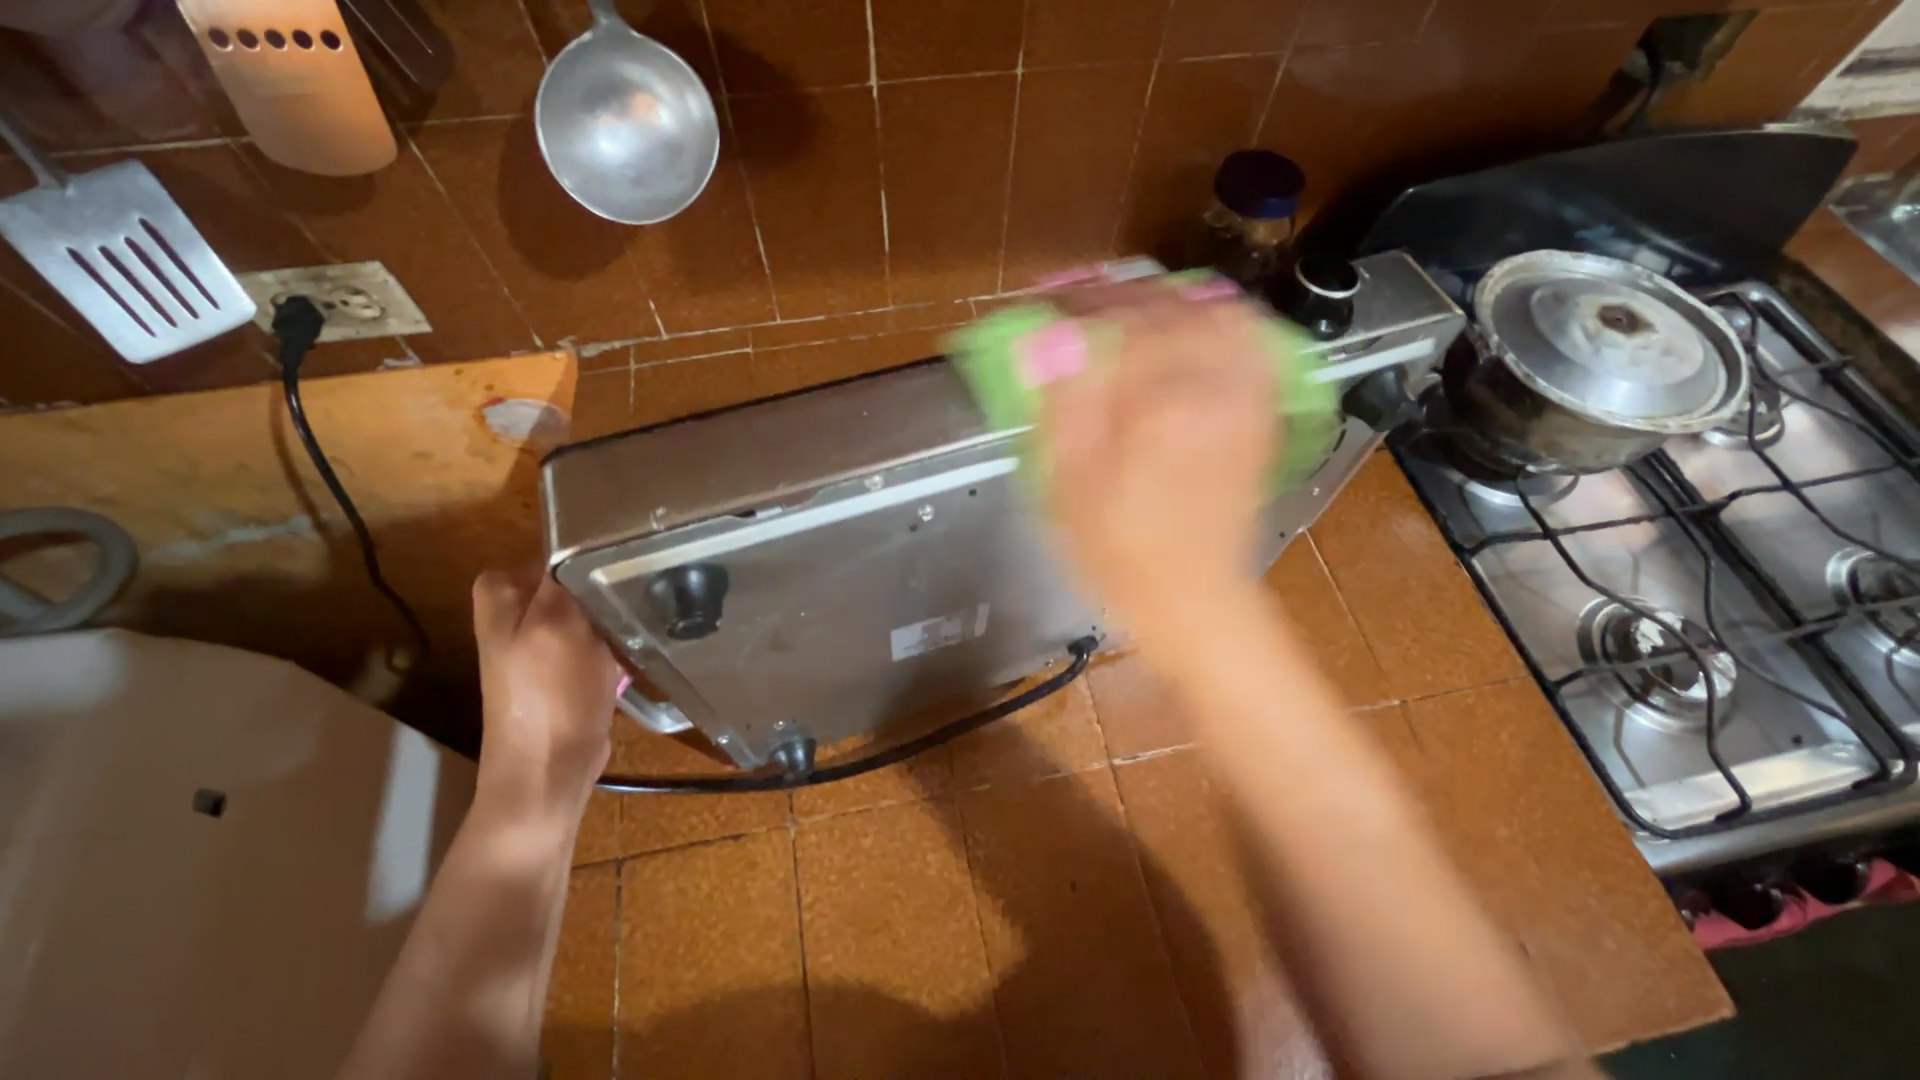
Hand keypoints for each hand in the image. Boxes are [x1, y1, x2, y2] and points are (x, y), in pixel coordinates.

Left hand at [472, 567, 621, 807]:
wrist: (550, 769)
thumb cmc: (550, 694)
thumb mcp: (558, 625)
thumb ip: (565, 580)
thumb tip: (582, 546)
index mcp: (501, 596)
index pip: (555, 552)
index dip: (591, 556)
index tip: (627, 563)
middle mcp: (518, 615)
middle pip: (577, 582)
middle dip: (607, 590)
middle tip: (640, 595)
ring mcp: (544, 645)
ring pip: (594, 612)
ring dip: (617, 621)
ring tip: (644, 625)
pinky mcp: (568, 673)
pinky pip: (602, 644)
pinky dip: (620, 649)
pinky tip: (639, 655)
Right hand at [1037, 281, 1277, 630]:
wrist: (1196, 599)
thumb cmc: (1121, 556)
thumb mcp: (1070, 489)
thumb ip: (1062, 406)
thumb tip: (1048, 339)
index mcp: (1156, 406)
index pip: (1111, 323)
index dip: (1069, 306)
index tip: (1039, 303)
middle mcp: (1208, 388)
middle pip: (1159, 307)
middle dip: (1110, 293)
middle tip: (1071, 297)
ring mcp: (1242, 396)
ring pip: (1207, 311)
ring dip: (1161, 296)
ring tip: (1122, 301)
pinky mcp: (1258, 411)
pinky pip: (1250, 340)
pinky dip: (1220, 315)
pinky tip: (1193, 315)